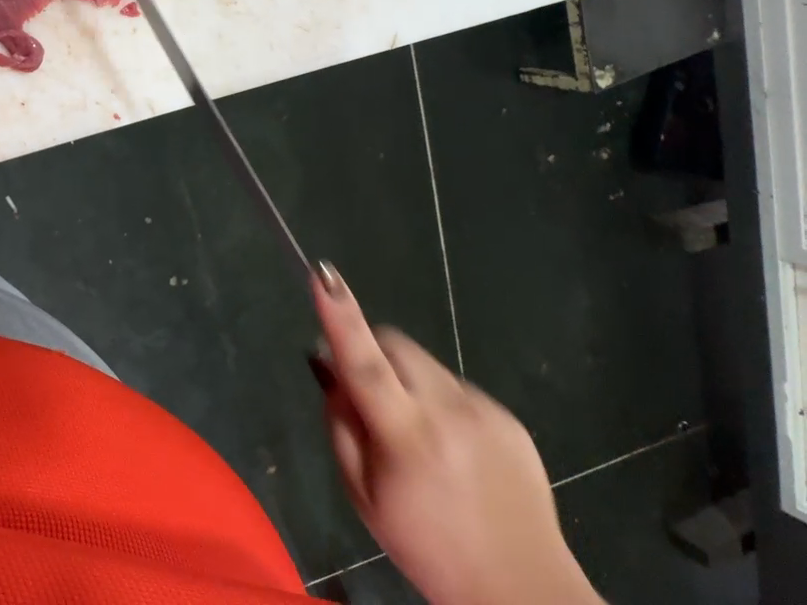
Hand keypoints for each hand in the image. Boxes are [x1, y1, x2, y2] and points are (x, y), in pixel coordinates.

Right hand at [312, 263, 603, 604]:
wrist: (524, 591)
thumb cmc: (422, 544)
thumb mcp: (360, 492)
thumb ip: (340, 423)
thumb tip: (329, 368)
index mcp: (407, 437)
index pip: (364, 363)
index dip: (340, 315)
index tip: (324, 275)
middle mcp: (451, 414)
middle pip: (395, 345)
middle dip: (371, 353)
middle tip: (363, 394)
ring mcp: (488, 414)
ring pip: (423, 365)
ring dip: (404, 380)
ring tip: (412, 434)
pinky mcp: (511, 421)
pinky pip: (454, 389)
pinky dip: (435, 402)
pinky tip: (447, 449)